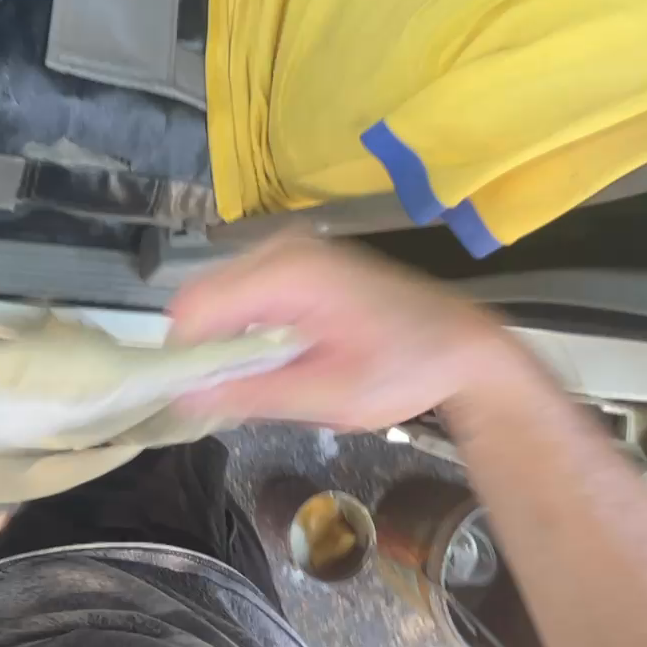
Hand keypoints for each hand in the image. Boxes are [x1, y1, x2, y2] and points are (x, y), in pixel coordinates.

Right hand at [168, 237, 532, 429]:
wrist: (463, 346)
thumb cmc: (406, 370)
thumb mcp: (329, 396)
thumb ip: (252, 394)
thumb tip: (183, 397)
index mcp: (288, 272)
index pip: (195, 307)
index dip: (185, 353)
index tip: (197, 394)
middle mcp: (281, 249)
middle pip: (202, 298)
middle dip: (207, 347)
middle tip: (236, 391)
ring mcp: (289, 250)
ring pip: (219, 297)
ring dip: (227, 340)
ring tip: (266, 376)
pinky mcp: (297, 261)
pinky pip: (244, 294)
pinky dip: (246, 328)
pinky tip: (278, 355)